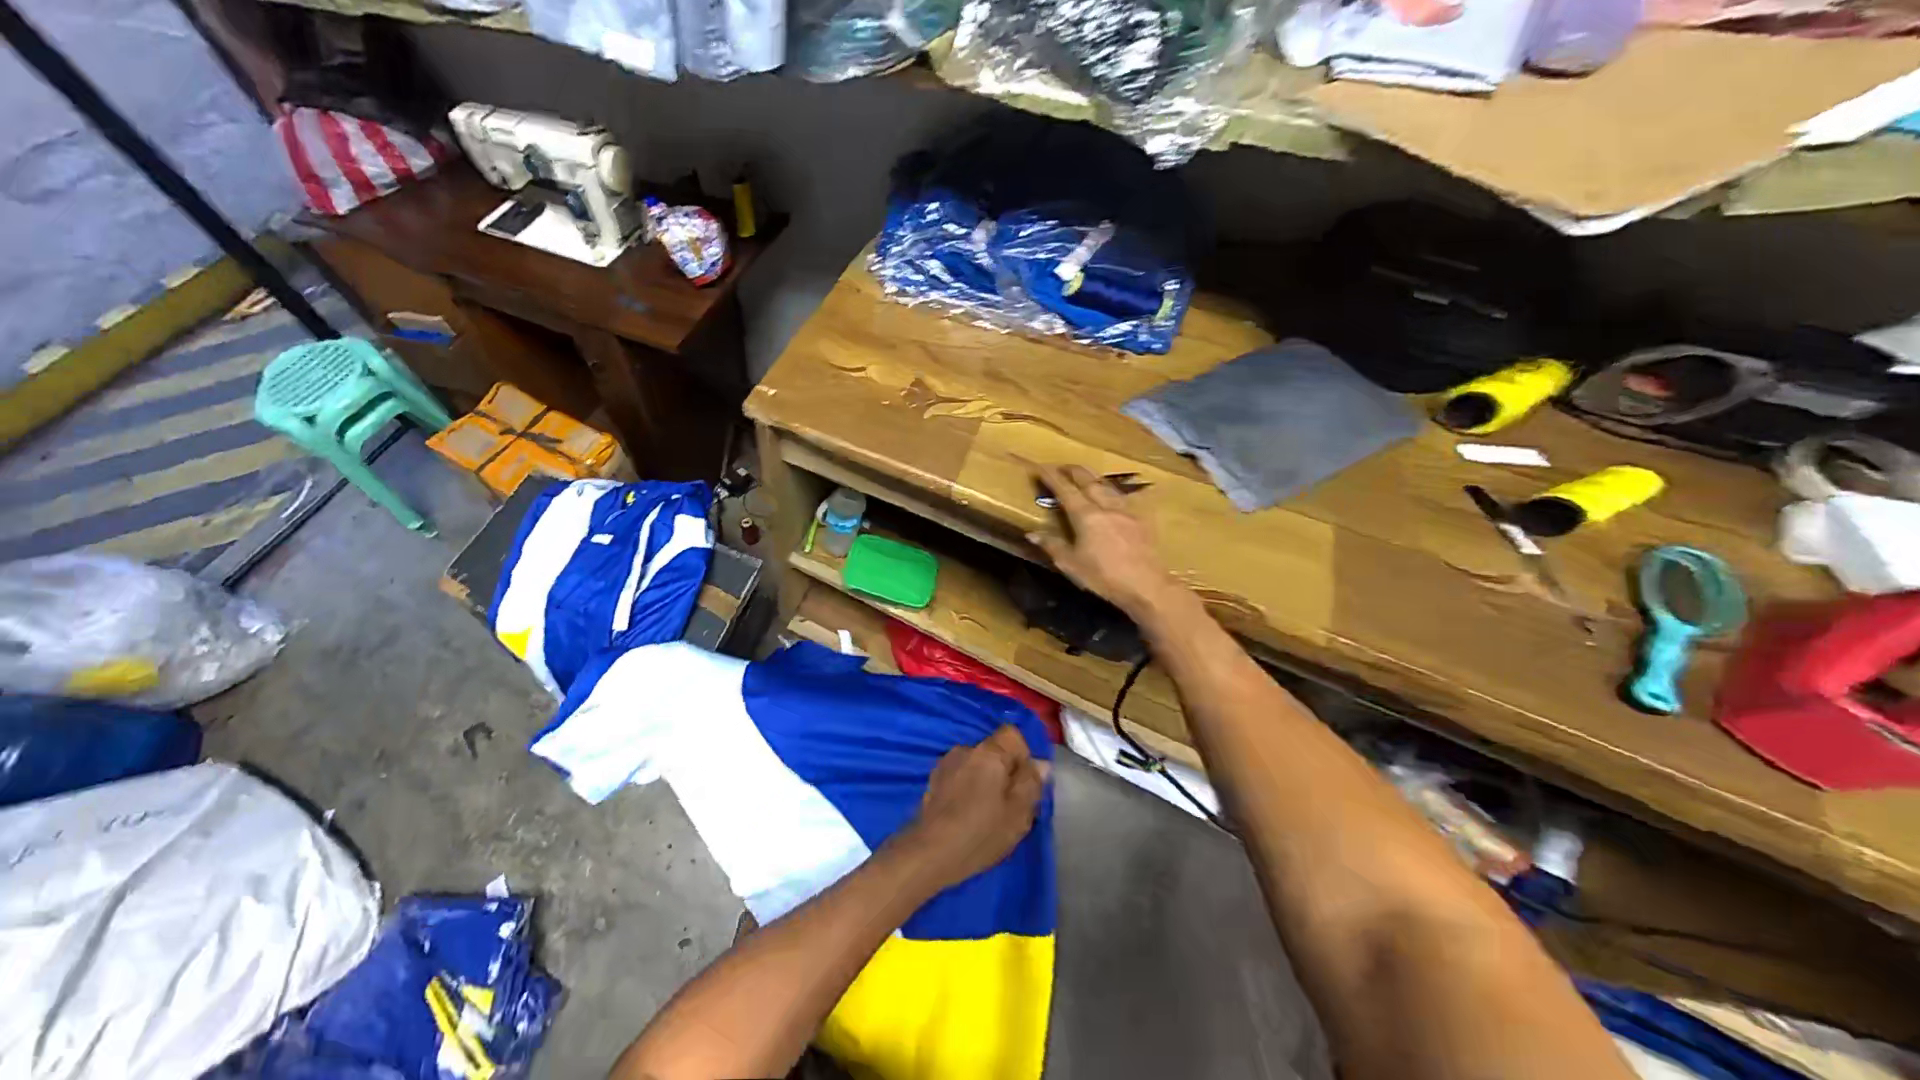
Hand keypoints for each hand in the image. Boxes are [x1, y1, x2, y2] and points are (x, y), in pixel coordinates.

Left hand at [894, 725, 1047, 891]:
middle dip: (1005, 772)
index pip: (1013, 734)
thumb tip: (1040, 763)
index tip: (1026, 784)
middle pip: (994, 751)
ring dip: (984, 781)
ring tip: (986, 813)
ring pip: (976, 765)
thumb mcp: (1019, 812)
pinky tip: (966, 816)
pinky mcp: (932, 782)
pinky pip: (960, 777)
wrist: (929, 853)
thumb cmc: (981, 832)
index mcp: (989, 752)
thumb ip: (1031, 783)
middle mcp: (965, 750)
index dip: (1024, 755)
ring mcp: (945, 765)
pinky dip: (967, 790)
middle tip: (1009, 805)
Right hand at [1028, 464, 1182, 617]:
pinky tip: (1113, 497)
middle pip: (1088, 480)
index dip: (1051, 477)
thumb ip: (1052, 546)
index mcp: (1085, 516)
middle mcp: (1106, 506)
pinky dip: (1112, 492)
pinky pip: (1124, 498)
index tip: (1040, 467)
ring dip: (1093, 478)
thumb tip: (1032, 534)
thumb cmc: (1104, 577)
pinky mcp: (1141, 520)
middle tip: (1062, 467)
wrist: (1146, 586)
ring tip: (1085, 478)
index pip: (1065, 489)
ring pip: (1107, 486)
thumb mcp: (1071, 565)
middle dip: (1073, 471)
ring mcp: (1126, 511)